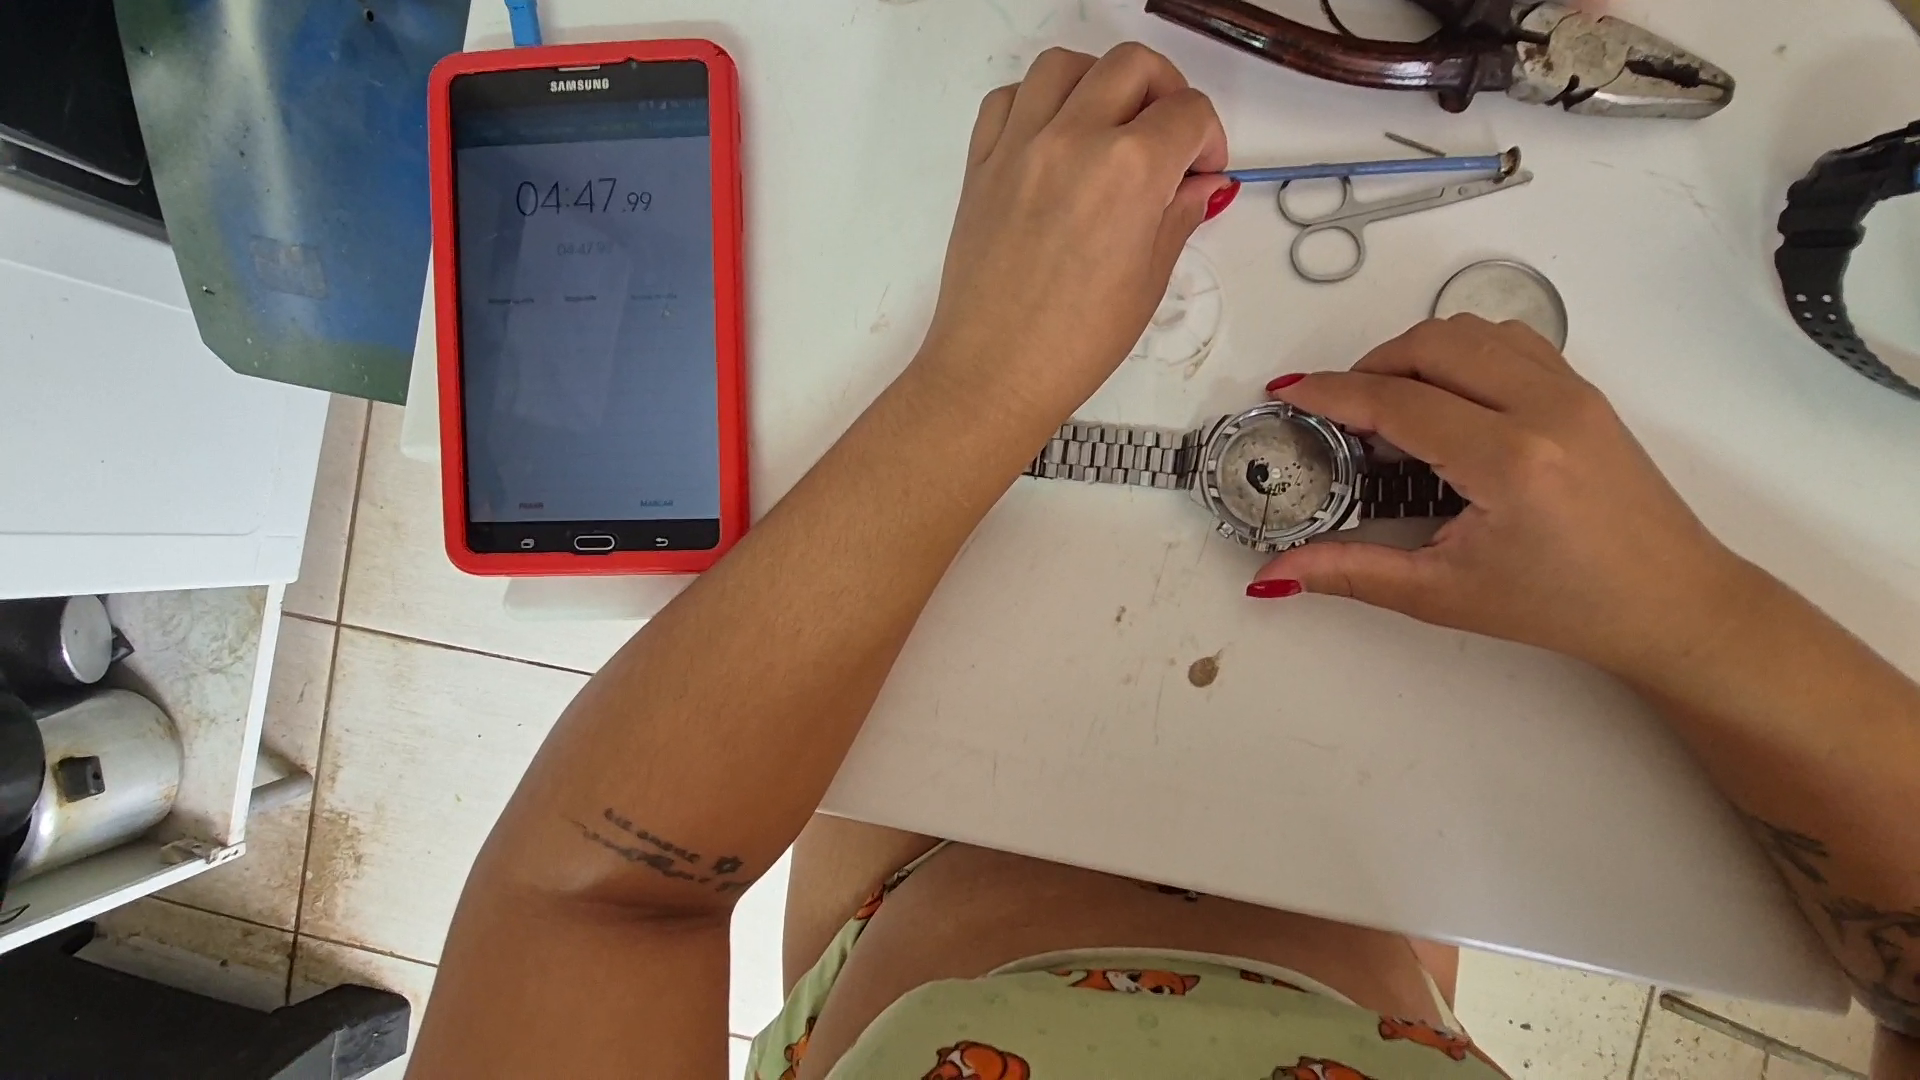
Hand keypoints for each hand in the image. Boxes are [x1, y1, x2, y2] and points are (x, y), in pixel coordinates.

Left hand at [913, 45, 1231, 428]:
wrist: (993, 375)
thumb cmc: (1072, 347)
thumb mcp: (1147, 283)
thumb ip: (1178, 216)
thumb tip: (1200, 185)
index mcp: (1128, 171)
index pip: (1188, 113)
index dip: (1209, 139)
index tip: (1202, 171)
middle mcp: (1072, 142)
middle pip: (1133, 67)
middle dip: (1166, 92)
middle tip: (1168, 139)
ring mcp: (1018, 150)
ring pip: (1065, 66)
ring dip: (1099, 81)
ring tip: (1109, 126)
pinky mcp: (980, 168)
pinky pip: (1007, 100)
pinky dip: (1036, 101)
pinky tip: (1053, 138)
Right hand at [1252, 315, 1763, 682]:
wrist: (1672, 604)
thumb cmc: (1561, 605)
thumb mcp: (1439, 594)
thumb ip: (1347, 573)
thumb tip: (1273, 576)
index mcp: (1509, 461)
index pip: (1398, 401)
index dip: (1331, 392)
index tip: (1289, 394)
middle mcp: (1546, 409)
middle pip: (1432, 344)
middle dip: (1368, 366)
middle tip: (1336, 409)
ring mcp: (1573, 392)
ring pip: (1471, 332)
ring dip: (1413, 354)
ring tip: (1385, 402)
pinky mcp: (1584, 392)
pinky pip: (1508, 341)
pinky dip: (1457, 353)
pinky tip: (1440, 398)